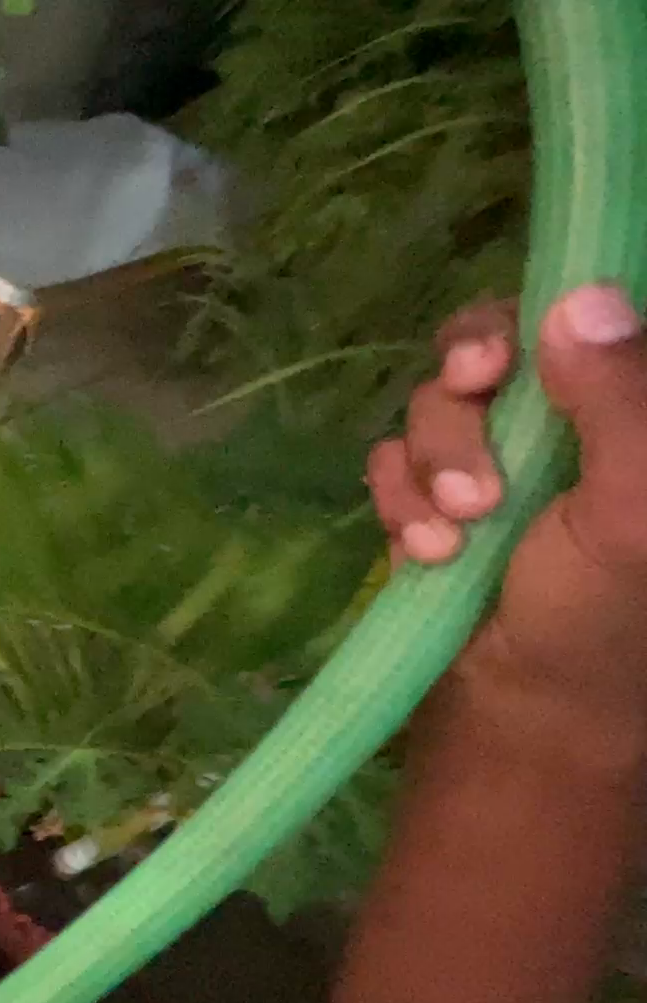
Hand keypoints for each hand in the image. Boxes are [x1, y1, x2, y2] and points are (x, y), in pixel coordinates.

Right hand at [367, 284, 646, 756]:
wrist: (521, 696)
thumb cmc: (606, 611)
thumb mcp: (633, 506)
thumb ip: (618, 402)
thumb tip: (581, 297)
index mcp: (631, 411)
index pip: (574, 317)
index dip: (521, 322)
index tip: (485, 367)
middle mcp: (568, 417)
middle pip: (484, 357)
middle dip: (461, 421)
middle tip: (468, 471)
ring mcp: (498, 453)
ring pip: (429, 412)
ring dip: (430, 473)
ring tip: (452, 535)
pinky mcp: (434, 488)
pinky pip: (389, 461)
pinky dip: (398, 502)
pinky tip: (425, 546)